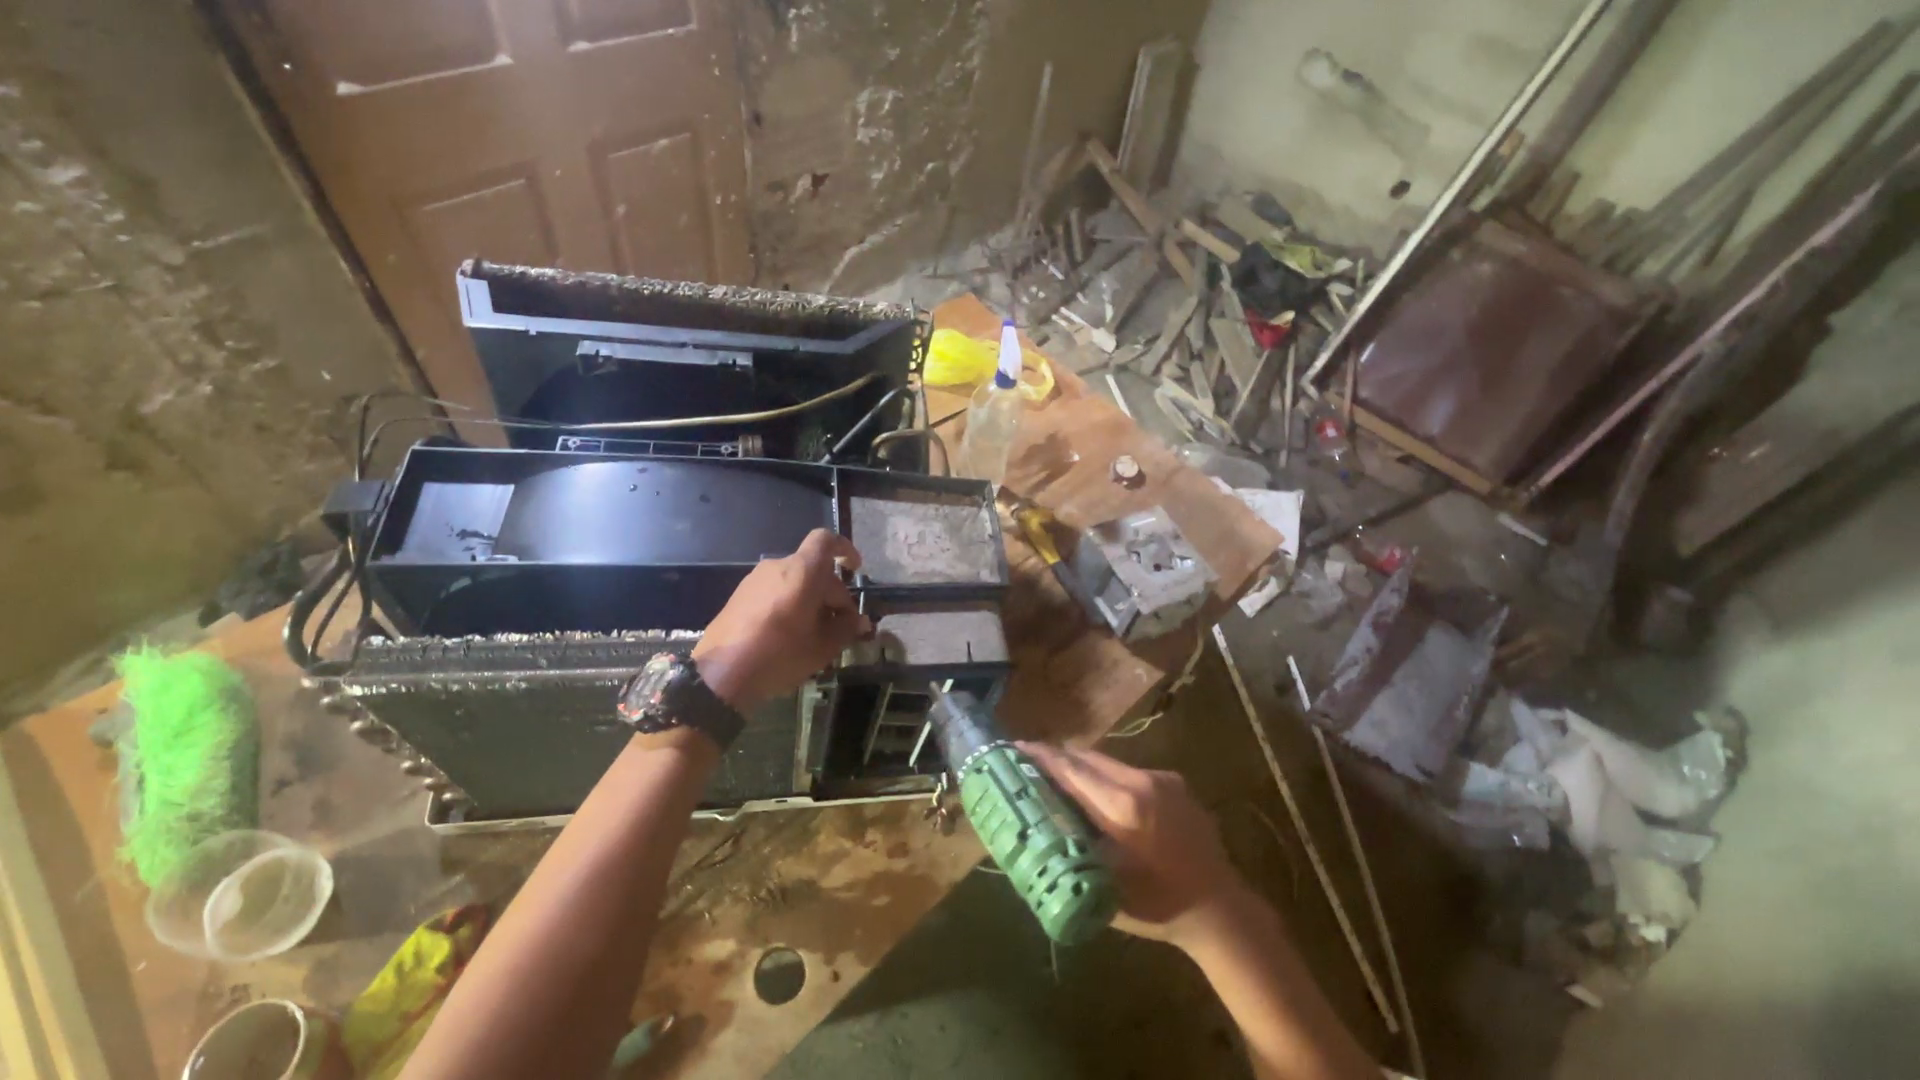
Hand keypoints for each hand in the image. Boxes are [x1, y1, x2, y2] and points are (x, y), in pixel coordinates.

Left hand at [691, 529, 871, 711]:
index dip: (844, 549)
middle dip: (831, 593)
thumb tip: (859, 621)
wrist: (721, 674)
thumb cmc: (780, 654)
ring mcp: (754, 580)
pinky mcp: (739, 596)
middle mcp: (777, 566)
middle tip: (840, 626)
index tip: (854, 569)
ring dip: (810, 600)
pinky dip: (789, 604)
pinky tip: (788, 635)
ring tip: (814, 634)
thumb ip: (846, 628)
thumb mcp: (822, 647)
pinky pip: (774, 591)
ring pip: (793, 581)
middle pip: (813, 568)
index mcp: (802, 571)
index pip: (826, 540)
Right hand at [1021, 742, 1257, 951]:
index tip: (1014, 747)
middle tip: (1028, 765)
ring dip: (1083, 770)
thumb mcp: (1102, 886)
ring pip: (1109, 764)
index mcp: (1123, 807)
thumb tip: (1032, 836)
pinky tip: (1100, 801)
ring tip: (1059, 782)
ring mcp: (1162, 779)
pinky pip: (1130, 774)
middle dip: (1057, 760)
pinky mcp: (1175, 784)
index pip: (1072, 770)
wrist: (1220, 909)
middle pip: (1088, 759)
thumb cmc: (1157, 906)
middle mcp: (1142, 782)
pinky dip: (1107, 780)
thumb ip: (1069, 854)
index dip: (1041, 757)